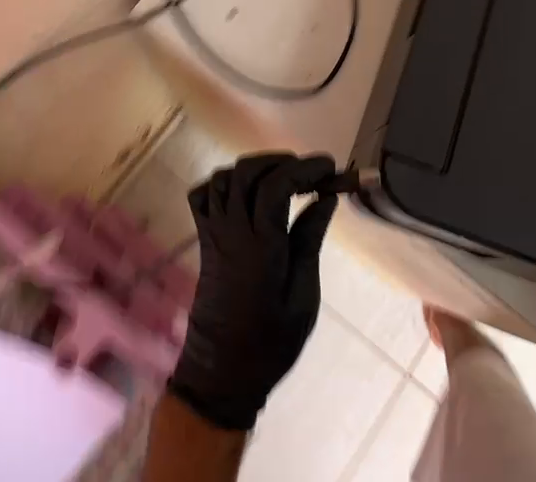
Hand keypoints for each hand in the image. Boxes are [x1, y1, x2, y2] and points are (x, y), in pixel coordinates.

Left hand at [167, 153, 339, 430]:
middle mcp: (231, 232)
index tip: (332, 169)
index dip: (306, 168)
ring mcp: (213, 235)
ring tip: (285, 180)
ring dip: (256, 170)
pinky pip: (203, 197)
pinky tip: (248, 195)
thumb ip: (310, 240)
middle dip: (282, 162)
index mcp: (261, 246)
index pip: (277, 184)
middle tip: (312, 174)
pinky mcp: (204, 243)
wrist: (222, 373)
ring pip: (224, 178)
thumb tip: (325, 198)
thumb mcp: (303, 296)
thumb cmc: (271, 343)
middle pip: (247, 172)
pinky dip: (224, 185)